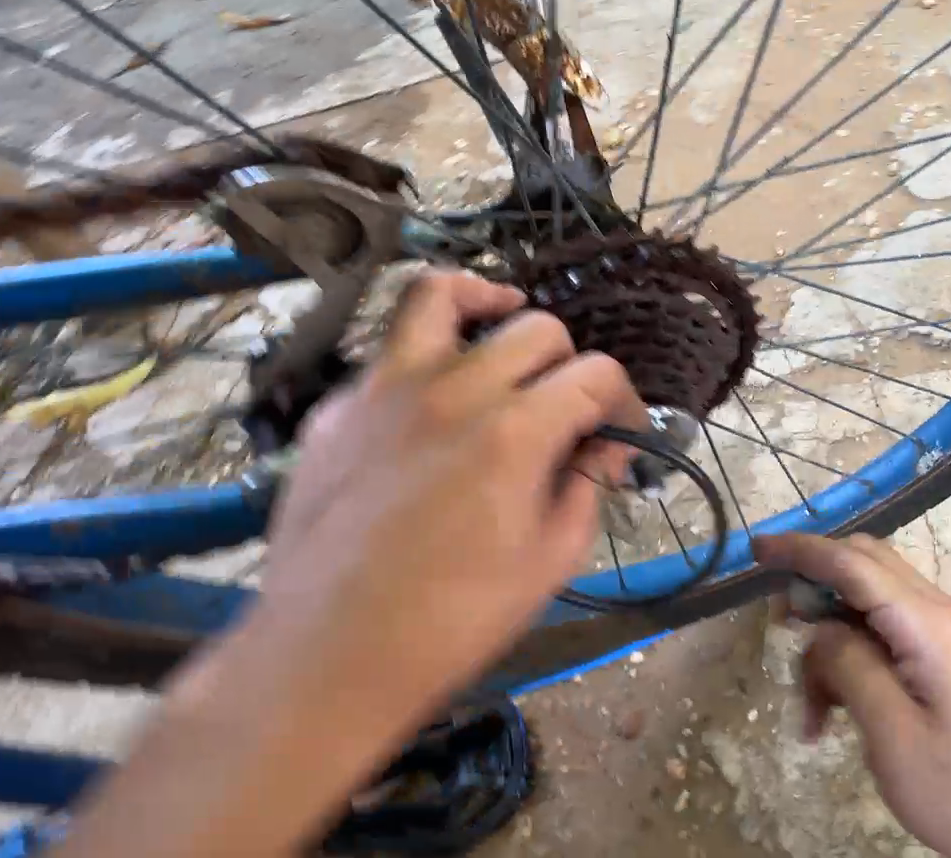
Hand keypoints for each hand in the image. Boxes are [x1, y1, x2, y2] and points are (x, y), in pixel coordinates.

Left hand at [55, 273, 647, 857]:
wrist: (325, 657)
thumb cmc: (455, 619)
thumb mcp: (553, 559)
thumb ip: (590, 485)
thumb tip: (604, 445)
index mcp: (517, 431)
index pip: (598, 373)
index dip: (625, 400)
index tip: (620, 435)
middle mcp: (455, 390)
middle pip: (538, 328)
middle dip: (568, 365)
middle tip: (564, 411)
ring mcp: (386, 390)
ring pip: (441, 294)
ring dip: (487, 302)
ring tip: (500, 320)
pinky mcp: (337, 408)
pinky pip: (390, 352)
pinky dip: (427, 360)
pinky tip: (433, 404)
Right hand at [754, 533, 950, 857]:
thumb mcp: (892, 734)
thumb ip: (848, 666)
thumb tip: (818, 628)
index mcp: (925, 621)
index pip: (851, 562)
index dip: (801, 549)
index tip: (756, 548)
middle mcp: (937, 613)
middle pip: (864, 568)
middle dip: (815, 585)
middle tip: (780, 627)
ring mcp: (946, 637)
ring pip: (872, 606)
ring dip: (833, 638)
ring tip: (810, 707)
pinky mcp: (948, 662)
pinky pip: (890, 636)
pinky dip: (855, 659)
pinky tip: (837, 711)